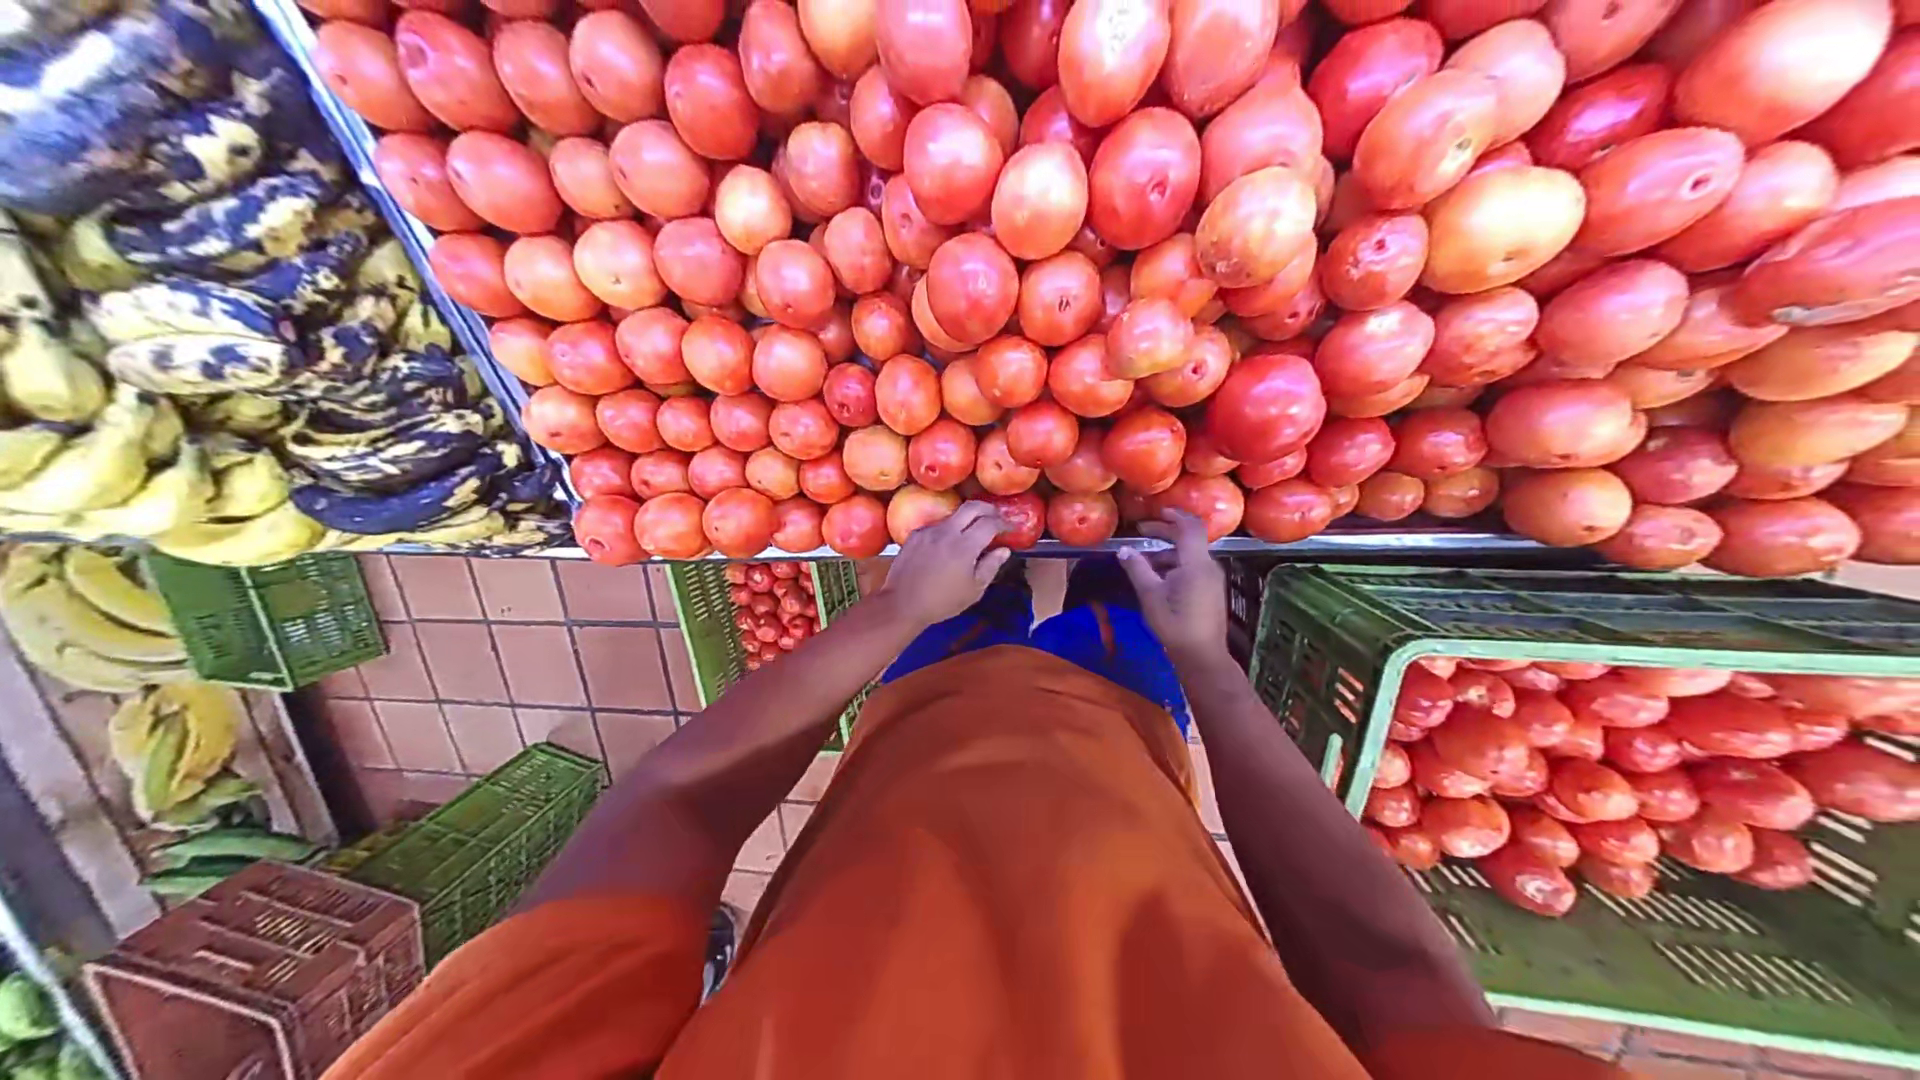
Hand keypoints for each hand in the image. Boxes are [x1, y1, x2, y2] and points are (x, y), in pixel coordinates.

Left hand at [877, 502, 1011, 627]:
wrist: (902, 604)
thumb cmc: (942, 602)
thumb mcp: (974, 590)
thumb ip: (991, 566)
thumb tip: (1004, 549)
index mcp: (964, 546)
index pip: (990, 523)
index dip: (1004, 523)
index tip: (1011, 528)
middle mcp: (946, 531)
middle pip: (972, 507)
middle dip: (989, 509)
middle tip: (997, 518)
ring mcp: (929, 531)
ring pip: (954, 515)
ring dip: (968, 519)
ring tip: (974, 532)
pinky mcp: (915, 534)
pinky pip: (937, 525)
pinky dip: (949, 529)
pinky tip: (949, 544)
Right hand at [1117, 509, 1229, 666]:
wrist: (1201, 655)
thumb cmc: (1174, 624)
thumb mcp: (1150, 595)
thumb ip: (1137, 568)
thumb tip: (1123, 549)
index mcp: (1196, 563)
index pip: (1190, 527)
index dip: (1174, 515)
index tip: (1157, 510)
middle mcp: (1208, 566)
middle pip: (1189, 539)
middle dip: (1165, 532)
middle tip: (1142, 532)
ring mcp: (1211, 578)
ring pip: (1188, 555)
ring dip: (1167, 551)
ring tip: (1143, 559)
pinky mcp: (1210, 590)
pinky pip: (1192, 567)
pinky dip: (1174, 564)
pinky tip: (1157, 576)